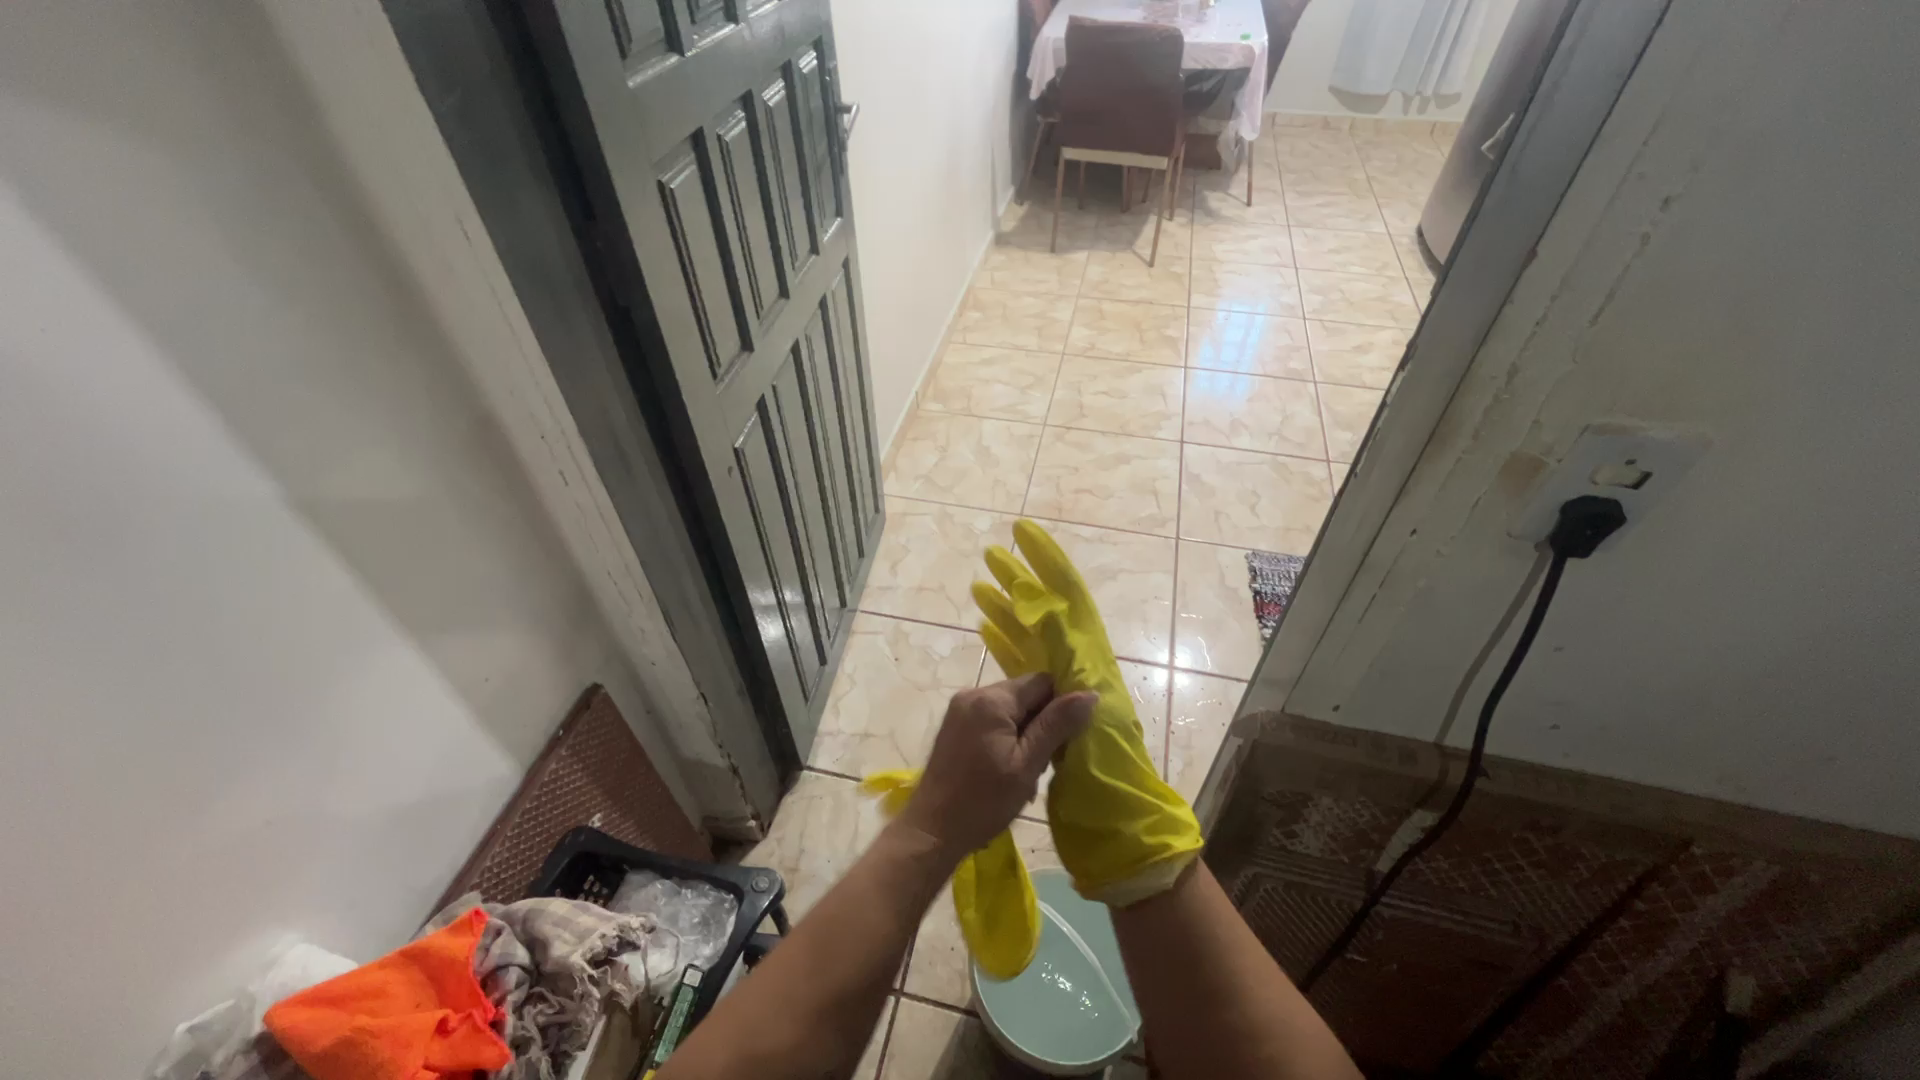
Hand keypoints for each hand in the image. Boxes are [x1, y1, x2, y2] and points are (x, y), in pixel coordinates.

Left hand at [898, 673, 1094, 858]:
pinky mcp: (955, 725)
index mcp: (992, 700)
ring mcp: (961, 708)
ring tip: (1029, 769)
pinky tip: (1010, 768)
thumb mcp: (1027, 764)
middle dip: (1043, 721)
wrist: (933, 831)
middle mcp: (974, 693)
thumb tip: (1089, 694)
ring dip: (1026, 732)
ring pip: (1010, 708)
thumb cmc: (984, 801)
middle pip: (1025, 694)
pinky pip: (993, 719)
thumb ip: (1057, 725)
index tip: (1070, 735)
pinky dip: (1008, 737)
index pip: (1042, 682)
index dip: (1062, 704)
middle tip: (1049, 760)